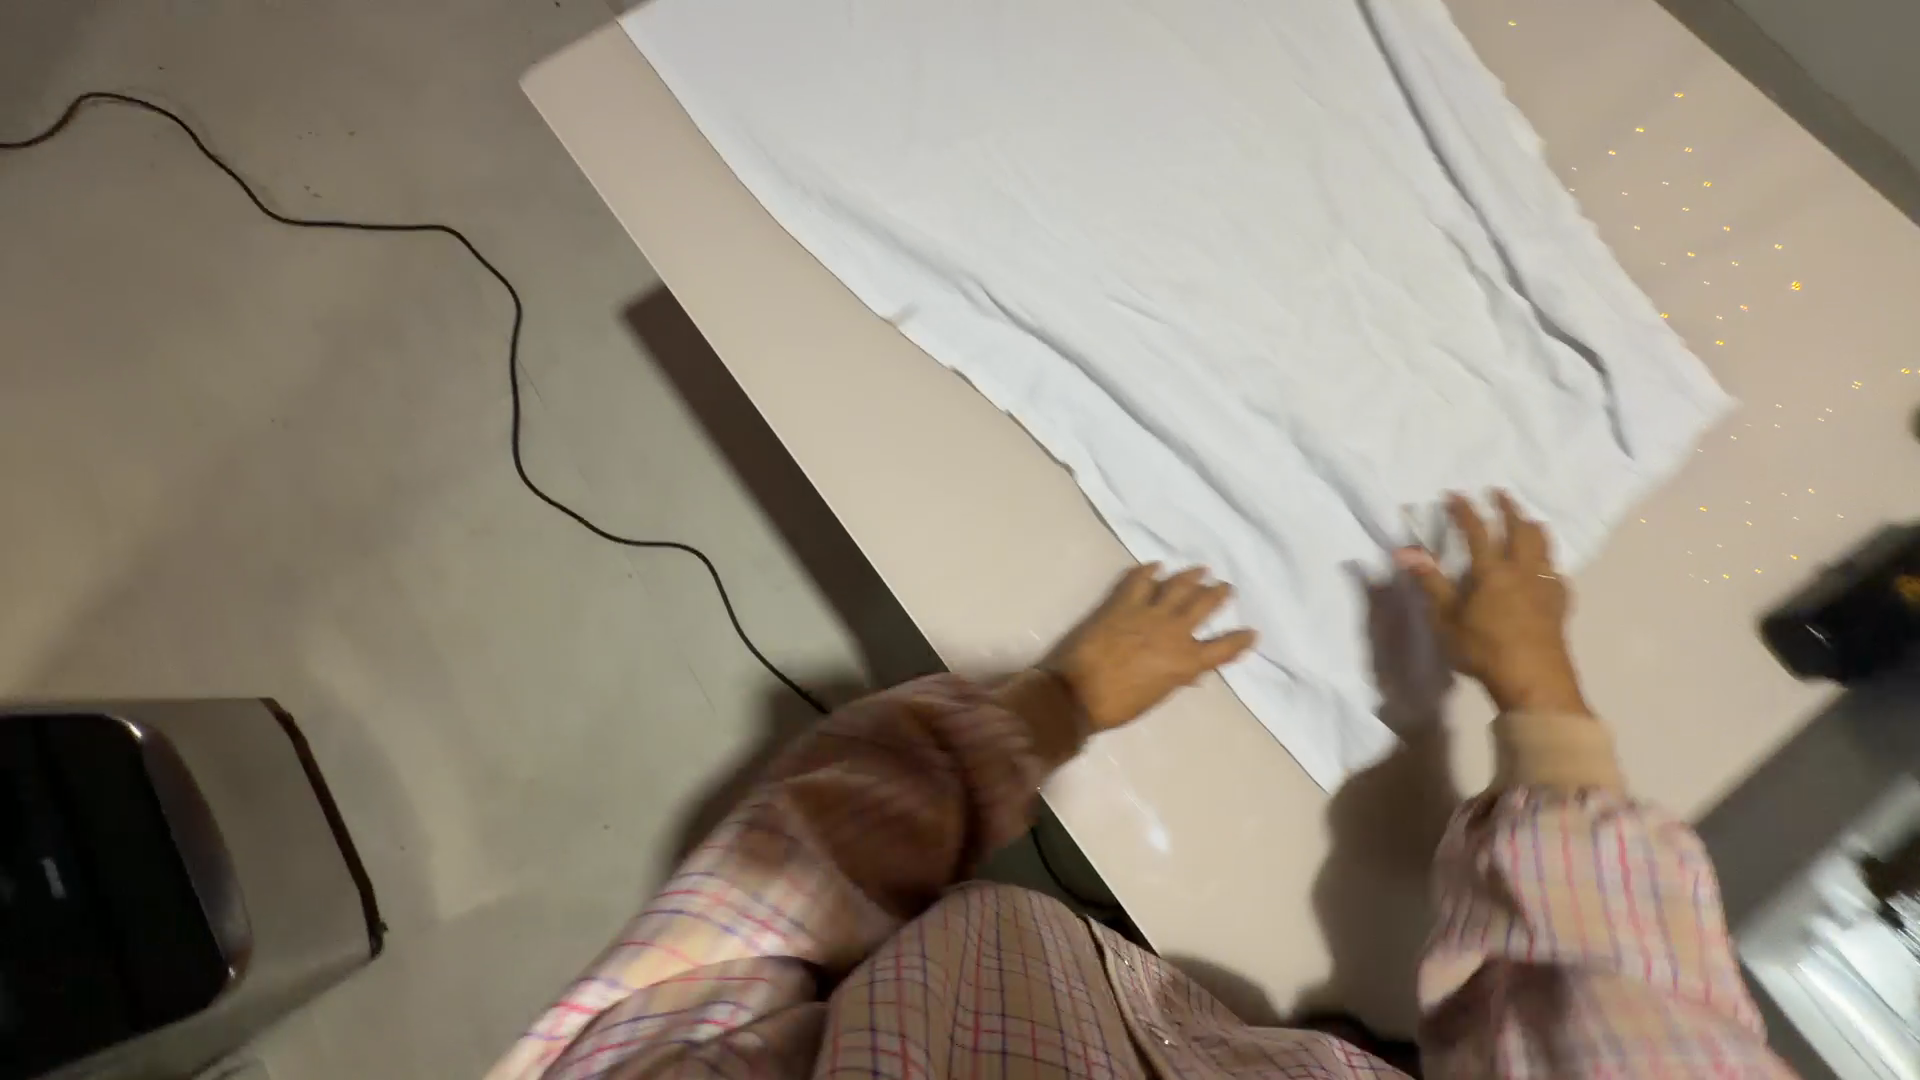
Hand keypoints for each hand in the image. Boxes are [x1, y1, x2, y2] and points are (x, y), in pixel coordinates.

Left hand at [1041, 564, 1256, 732]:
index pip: (1224, 648)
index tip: (1251, 632)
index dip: (1240, 640)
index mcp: (1186, 662)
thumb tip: (1191, 670)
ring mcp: (1147, 613)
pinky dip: (1149, 570)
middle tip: (1225, 586)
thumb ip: (1177, 677)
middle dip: (1218, 594)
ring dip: (1191, 575)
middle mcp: (1173, 632)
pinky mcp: (1121, 602)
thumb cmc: (1119, 706)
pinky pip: (1139, 579)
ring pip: (1178, 584)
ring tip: (1201, 569)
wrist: (1077, 693)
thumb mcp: (1158, 695)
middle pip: (1204, 605)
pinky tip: (1155, 566)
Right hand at [1395, 491, 1590, 714]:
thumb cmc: (1482, 649)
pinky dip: (1548, 560)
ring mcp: (1546, 588)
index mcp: (1492, 572)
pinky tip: (1545, 569)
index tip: (1455, 494)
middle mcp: (1523, 572)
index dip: (1465, 510)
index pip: (1477, 531)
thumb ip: (1429, 582)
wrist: (1535, 682)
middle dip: (1509, 508)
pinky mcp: (1560, 605)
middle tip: (1500, 493)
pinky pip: (1556, 572)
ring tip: (1528, 520)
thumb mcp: (1445, 618)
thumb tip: (1405, 551)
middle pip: (1521, 530)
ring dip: (1534, 528)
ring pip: (1545, 547)